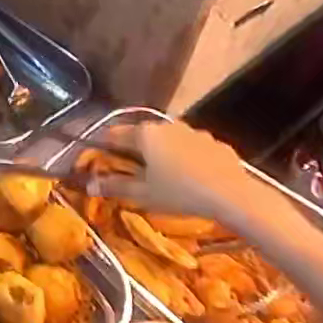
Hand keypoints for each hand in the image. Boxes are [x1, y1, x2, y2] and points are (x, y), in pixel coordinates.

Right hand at [95, 123, 275, 227]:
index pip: (114, 134)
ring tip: (164, 177)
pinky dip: (187, 158)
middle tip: (133, 173)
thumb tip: (89, 185)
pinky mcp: (215, 143)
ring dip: (162, 153)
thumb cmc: (180, 193)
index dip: (104, 147)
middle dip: (135, 151)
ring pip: (169, 140)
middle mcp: (168, 126)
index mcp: (145, 134)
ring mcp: (194, 132)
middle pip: (142, 135)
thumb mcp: (143, 194)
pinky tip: (191, 178)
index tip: (101, 161)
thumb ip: (114, 186)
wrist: (233, 196)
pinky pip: (192, 148)